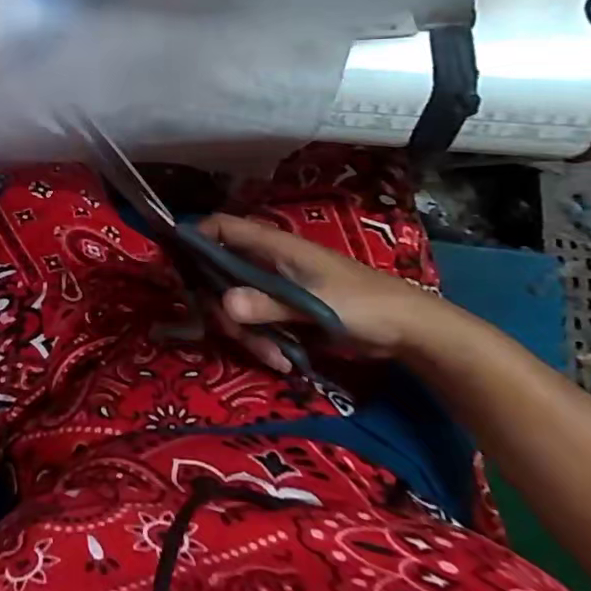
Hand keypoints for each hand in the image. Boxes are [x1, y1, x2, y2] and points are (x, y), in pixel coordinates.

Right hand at [196, 214, 459, 367]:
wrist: (410, 330)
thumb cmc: (364, 304)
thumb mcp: (313, 304)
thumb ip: (266, 304)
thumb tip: (221, 303)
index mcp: (273, 246)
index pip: (220, 228)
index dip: (195, 240)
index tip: (179, 271)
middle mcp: (267, 262)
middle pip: (220, 273)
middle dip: (222, 307)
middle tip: (234, 334)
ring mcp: (276, 287)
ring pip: (237, 303)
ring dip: (246, 333)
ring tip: (274, 358)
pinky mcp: (286, 311)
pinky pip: (258, 323)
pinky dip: (264, 342)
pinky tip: (284, 362)